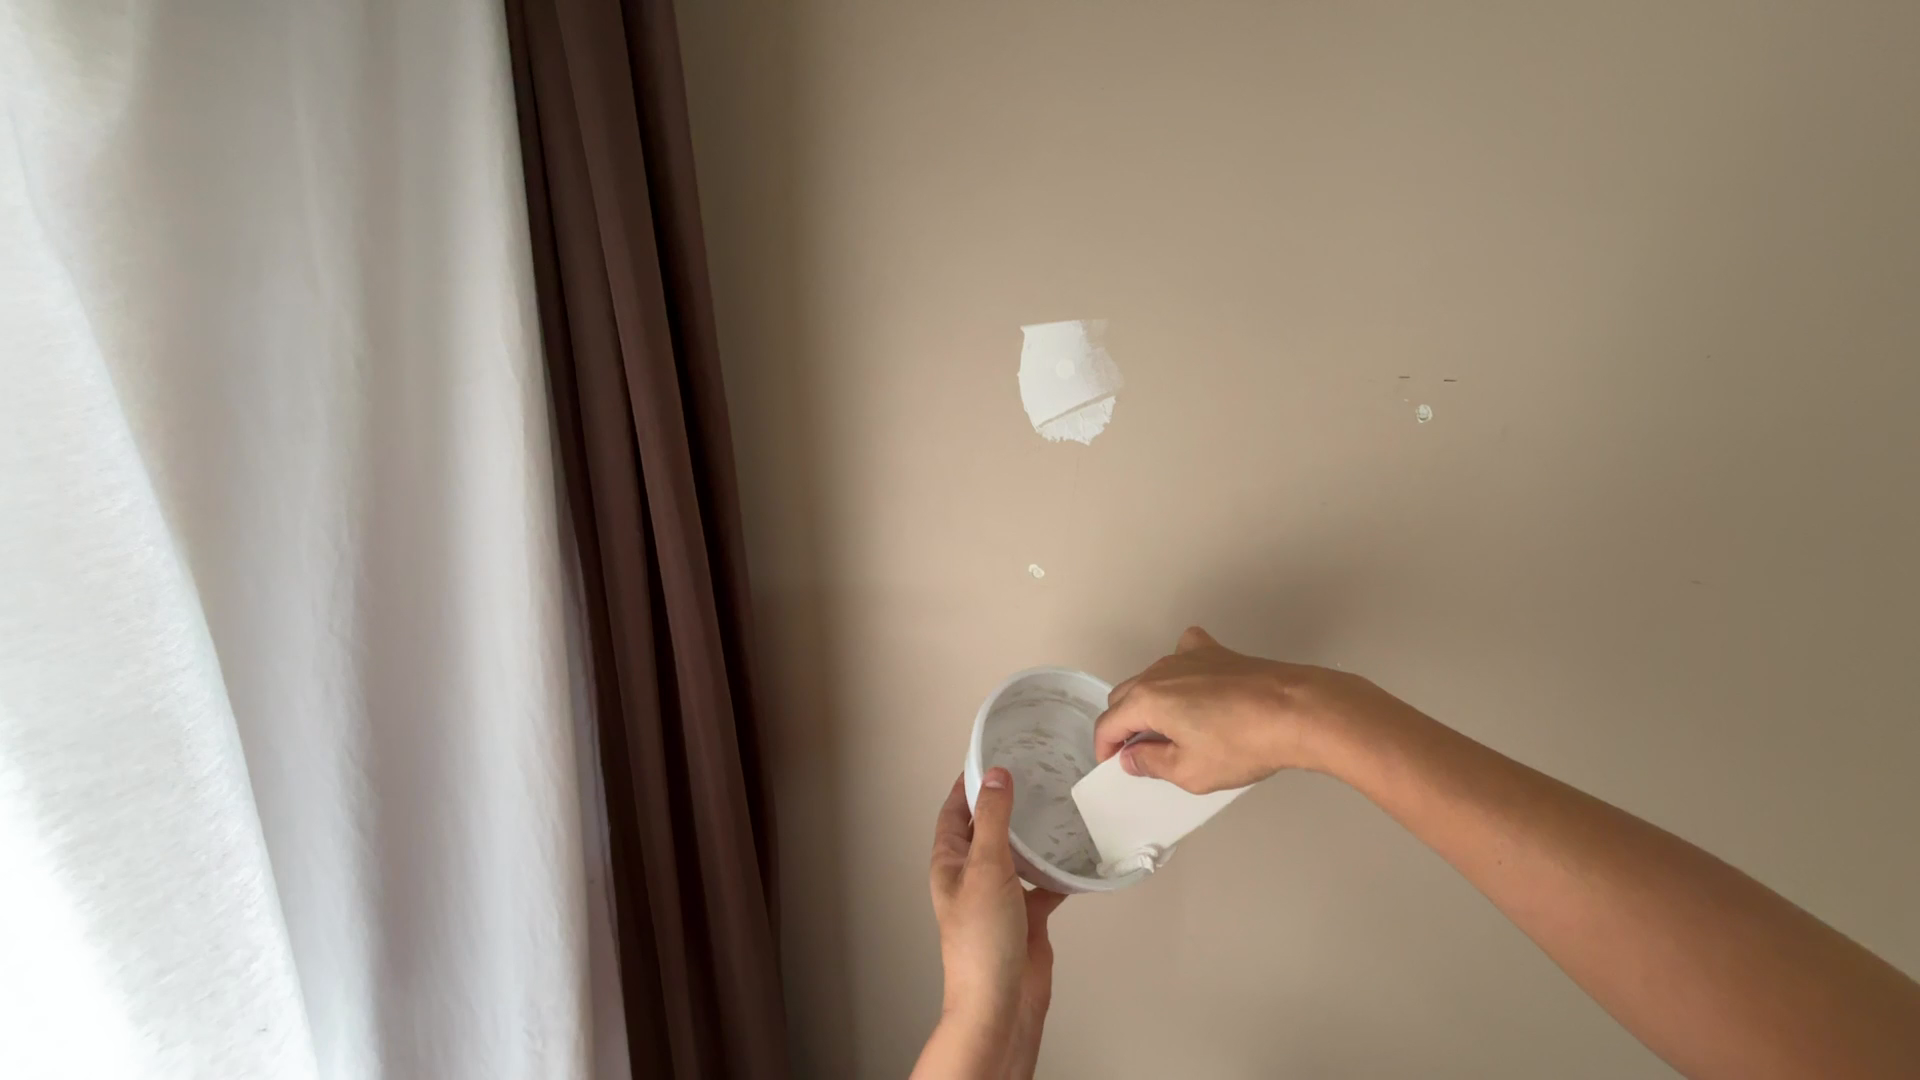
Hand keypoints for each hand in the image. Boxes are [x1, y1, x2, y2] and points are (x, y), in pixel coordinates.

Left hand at [919, 770, 1066, 1078]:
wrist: (1001, 1004)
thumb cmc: (981, 938)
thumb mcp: (986, 867)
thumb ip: (994, 819)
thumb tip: (997, 773)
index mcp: (951, 861)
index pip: (956, 810)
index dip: (970, 783)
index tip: (991, 755)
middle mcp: (973, 874)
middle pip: (988, 828)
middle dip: (1006, 803)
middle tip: (1033, 774)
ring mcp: (1000, 895)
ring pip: (1017, 854)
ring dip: (1033, 834)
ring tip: (1057, 804)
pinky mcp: (1026, 916)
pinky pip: (1043, 883)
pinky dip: (1058, 870)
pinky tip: (1077, 854)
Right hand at [1093, 626, 1408, 792]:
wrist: (1297, 712)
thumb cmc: (1244, 743)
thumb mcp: (1189, 772)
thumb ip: (1151, 763)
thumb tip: (1133, 757)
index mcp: (1145, 700)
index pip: (1108, 723)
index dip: (1105, 748)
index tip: (1114, 764)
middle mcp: (1159, 672)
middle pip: (1124, 697)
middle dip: (1125, 725)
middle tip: (1141, 753)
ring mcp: (1186, 658)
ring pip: (1152, 678)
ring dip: (1150, 703)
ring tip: (1172, 731)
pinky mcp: (1215, 653)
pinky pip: (1184, 655)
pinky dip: (1179, 671)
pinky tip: (1194, 687)